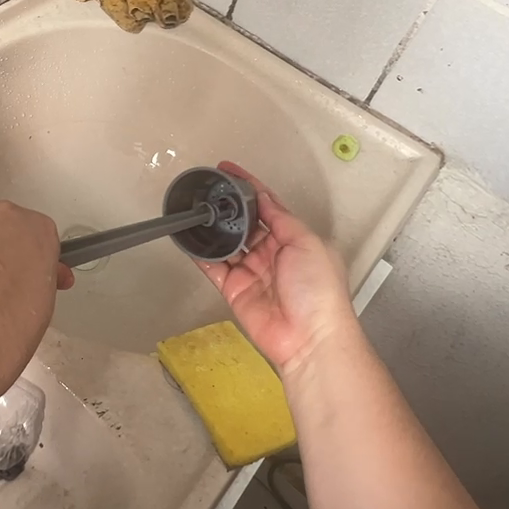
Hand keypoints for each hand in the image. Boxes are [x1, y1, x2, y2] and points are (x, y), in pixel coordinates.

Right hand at [195, 163, 355, 376]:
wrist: (309, 338)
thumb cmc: (318, 291)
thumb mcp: (306, 243)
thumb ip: (281, 218)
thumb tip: (263, 198)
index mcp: (293, 239)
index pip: (267, 205)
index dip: (248, 186)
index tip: (229, 170)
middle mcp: (271, 253)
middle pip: (244, 222)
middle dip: (228, 206)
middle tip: (208, 189)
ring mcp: (251, 271)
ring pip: (227, 243)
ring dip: (213, 228)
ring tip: (196, 208)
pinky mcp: (234, 289)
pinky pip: (213, 267)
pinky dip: (200, 254)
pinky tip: (189, 239)